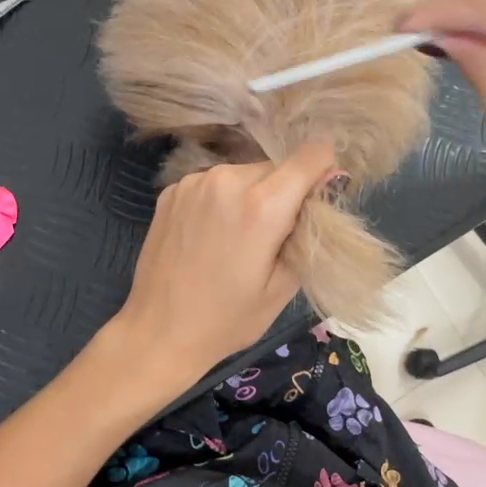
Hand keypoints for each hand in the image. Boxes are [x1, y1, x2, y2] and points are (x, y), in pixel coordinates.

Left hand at [102, 142, 338, 388]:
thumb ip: (308, 232)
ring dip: (251, 195)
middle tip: (272, 238)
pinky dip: (221, 200)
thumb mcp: (282, 287)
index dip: (323, 171)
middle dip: (284, 193)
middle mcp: (228, 180)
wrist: (159, 331)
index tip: (317, 199)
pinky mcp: (172, 191)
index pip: (312, 154)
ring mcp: (194, 182)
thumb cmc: (227, 320)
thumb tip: (326, 191)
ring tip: (237, 240)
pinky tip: (210, 236)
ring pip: (244, 174)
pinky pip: (213, 183)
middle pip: (276, 168)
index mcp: (262, 206)